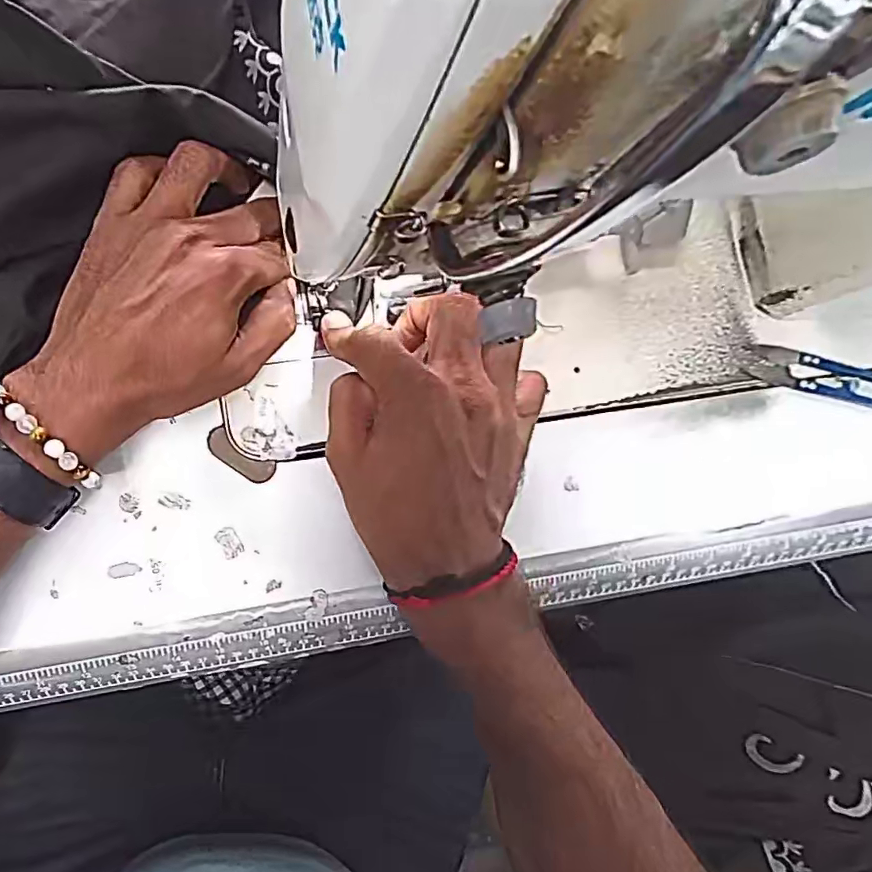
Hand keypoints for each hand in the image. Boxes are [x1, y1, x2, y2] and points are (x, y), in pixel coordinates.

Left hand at [3, 141, 294, 474]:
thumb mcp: (233, 370)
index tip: (279, 276)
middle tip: (271, 237)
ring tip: (234, 183)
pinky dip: (159, 169)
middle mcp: (187, 238)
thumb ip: (273, 326)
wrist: (90, 382)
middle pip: (250, 209)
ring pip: (197, 163)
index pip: (274, 254)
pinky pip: (136, 171)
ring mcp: (148, 224)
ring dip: (225, 168)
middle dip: (272, 223)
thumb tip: (283, 299)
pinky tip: (171, 183)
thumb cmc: (147, 379)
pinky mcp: (113, 224)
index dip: (285, 266)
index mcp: (222, 273)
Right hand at [322, 293, 547, 662]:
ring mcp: (497, 407)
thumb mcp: (346, 460)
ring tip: (441, 360)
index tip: (344, 337)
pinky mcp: (517, 428)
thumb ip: (346, 403)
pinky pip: (527, 379)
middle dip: (419, 315)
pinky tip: (478, 389)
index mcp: (414, 395)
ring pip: (498, 333)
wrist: (445, 561)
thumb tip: (356, 378)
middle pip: (454, 310)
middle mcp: (463, 391)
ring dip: (465, 338)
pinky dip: (504, 374)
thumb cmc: (402, 521)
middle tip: (402, 339)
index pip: (378, 338)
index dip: (350, 333)